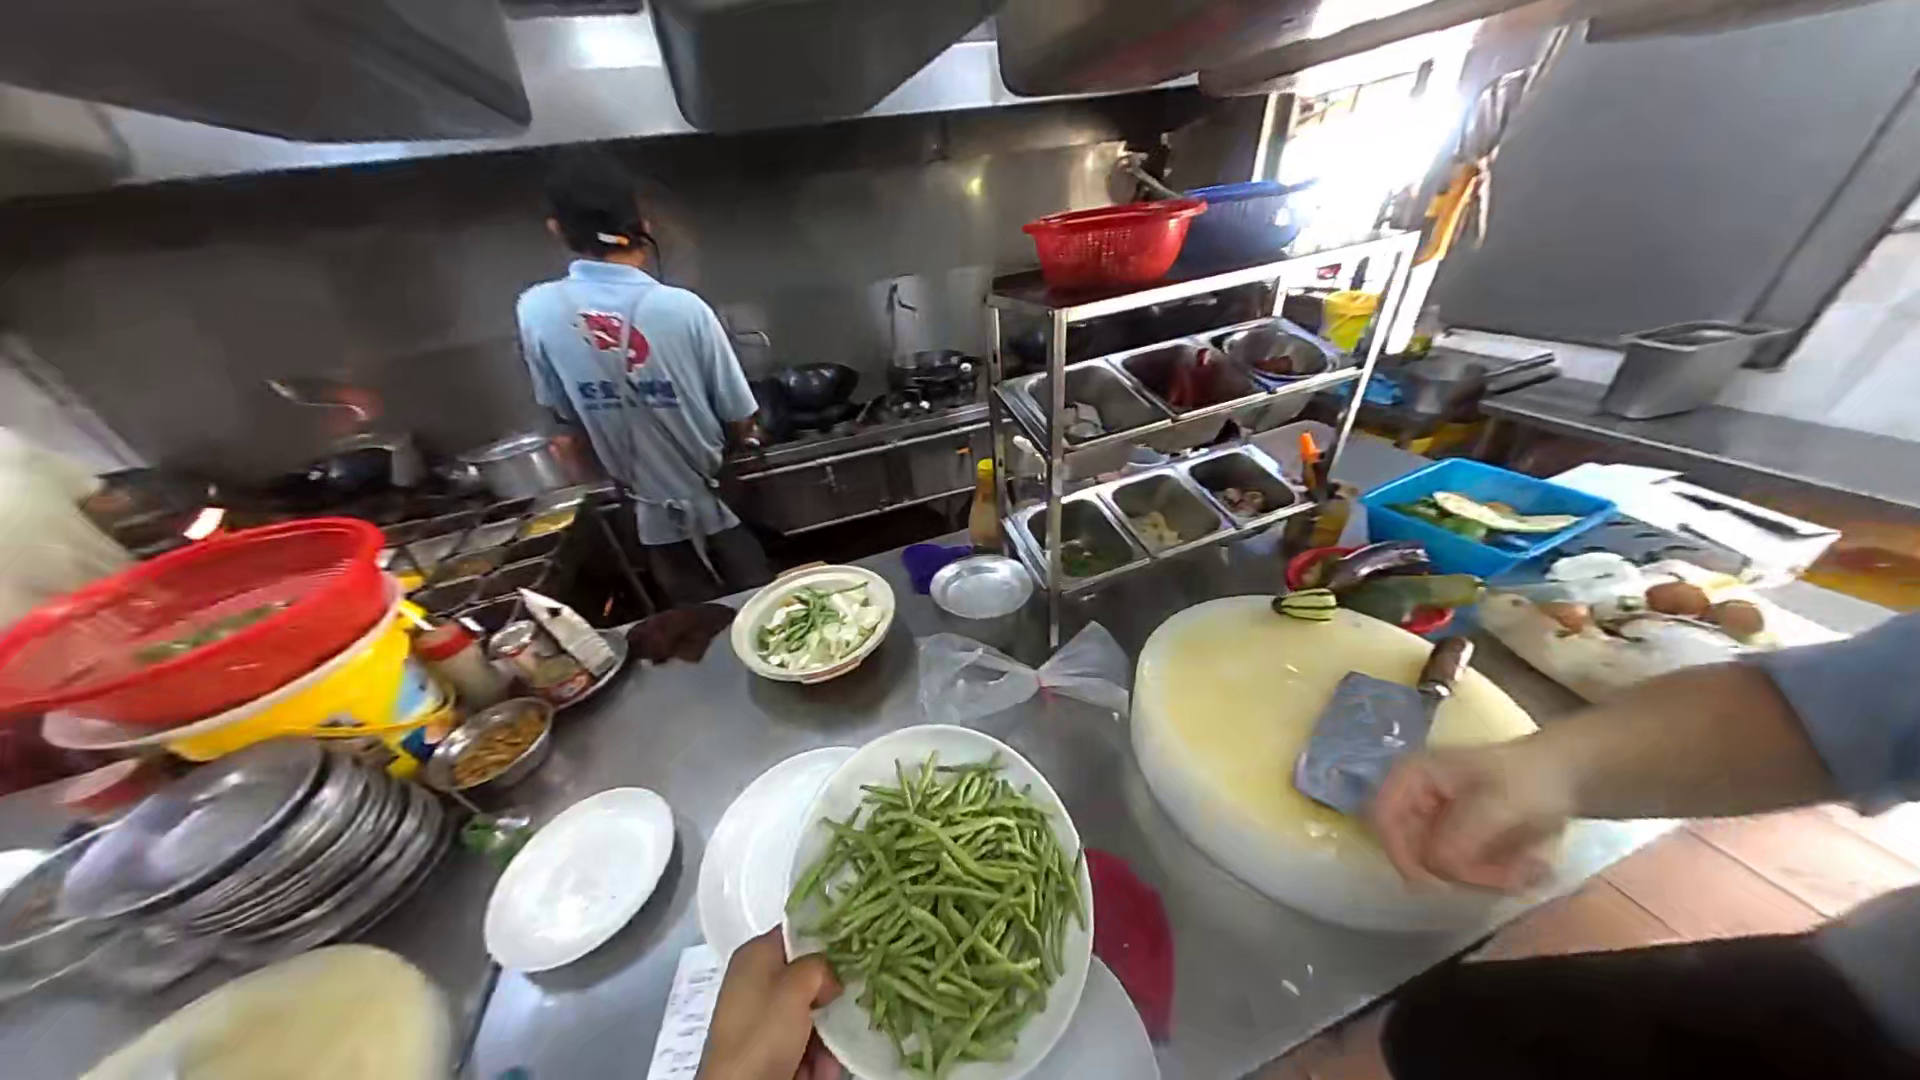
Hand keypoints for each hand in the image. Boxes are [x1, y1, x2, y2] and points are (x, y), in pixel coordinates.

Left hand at [698, 930, 841, 1079]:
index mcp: (756, 955)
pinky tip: (825, 1068)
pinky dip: (818, 1056)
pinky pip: (804, 1044)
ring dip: (829, 1032)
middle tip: (851, 997)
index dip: (826, 936)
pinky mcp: (769, 1054)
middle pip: (808, 976)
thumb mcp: (797, 985)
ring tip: (838, 1046)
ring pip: (811, 1014)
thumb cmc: (762, 1032)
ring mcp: (763, 1021)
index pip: (796, 932)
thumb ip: (821, 966)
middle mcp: (757, 983)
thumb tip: (832, 977)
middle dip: (831, 993)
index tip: (854, 944)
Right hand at [1369, 742, 1574, 891]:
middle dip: (1459, 870)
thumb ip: (1462, 835)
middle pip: (1413, 846)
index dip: (1400, 854)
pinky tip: (1527, 868)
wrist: (1570, 775)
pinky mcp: (1457, 834)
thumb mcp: (1499, 805)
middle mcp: (1413, 797)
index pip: (1384, 818)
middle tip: (1507, 880)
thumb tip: (1435, 868)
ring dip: (1484, 876)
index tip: (1434, 887)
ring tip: (1529, 871)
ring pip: (1440, 863)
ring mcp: (1434, 817)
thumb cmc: (1530, 779)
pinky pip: (1461, 867)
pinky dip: (1493, 875)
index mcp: (1410, 777)